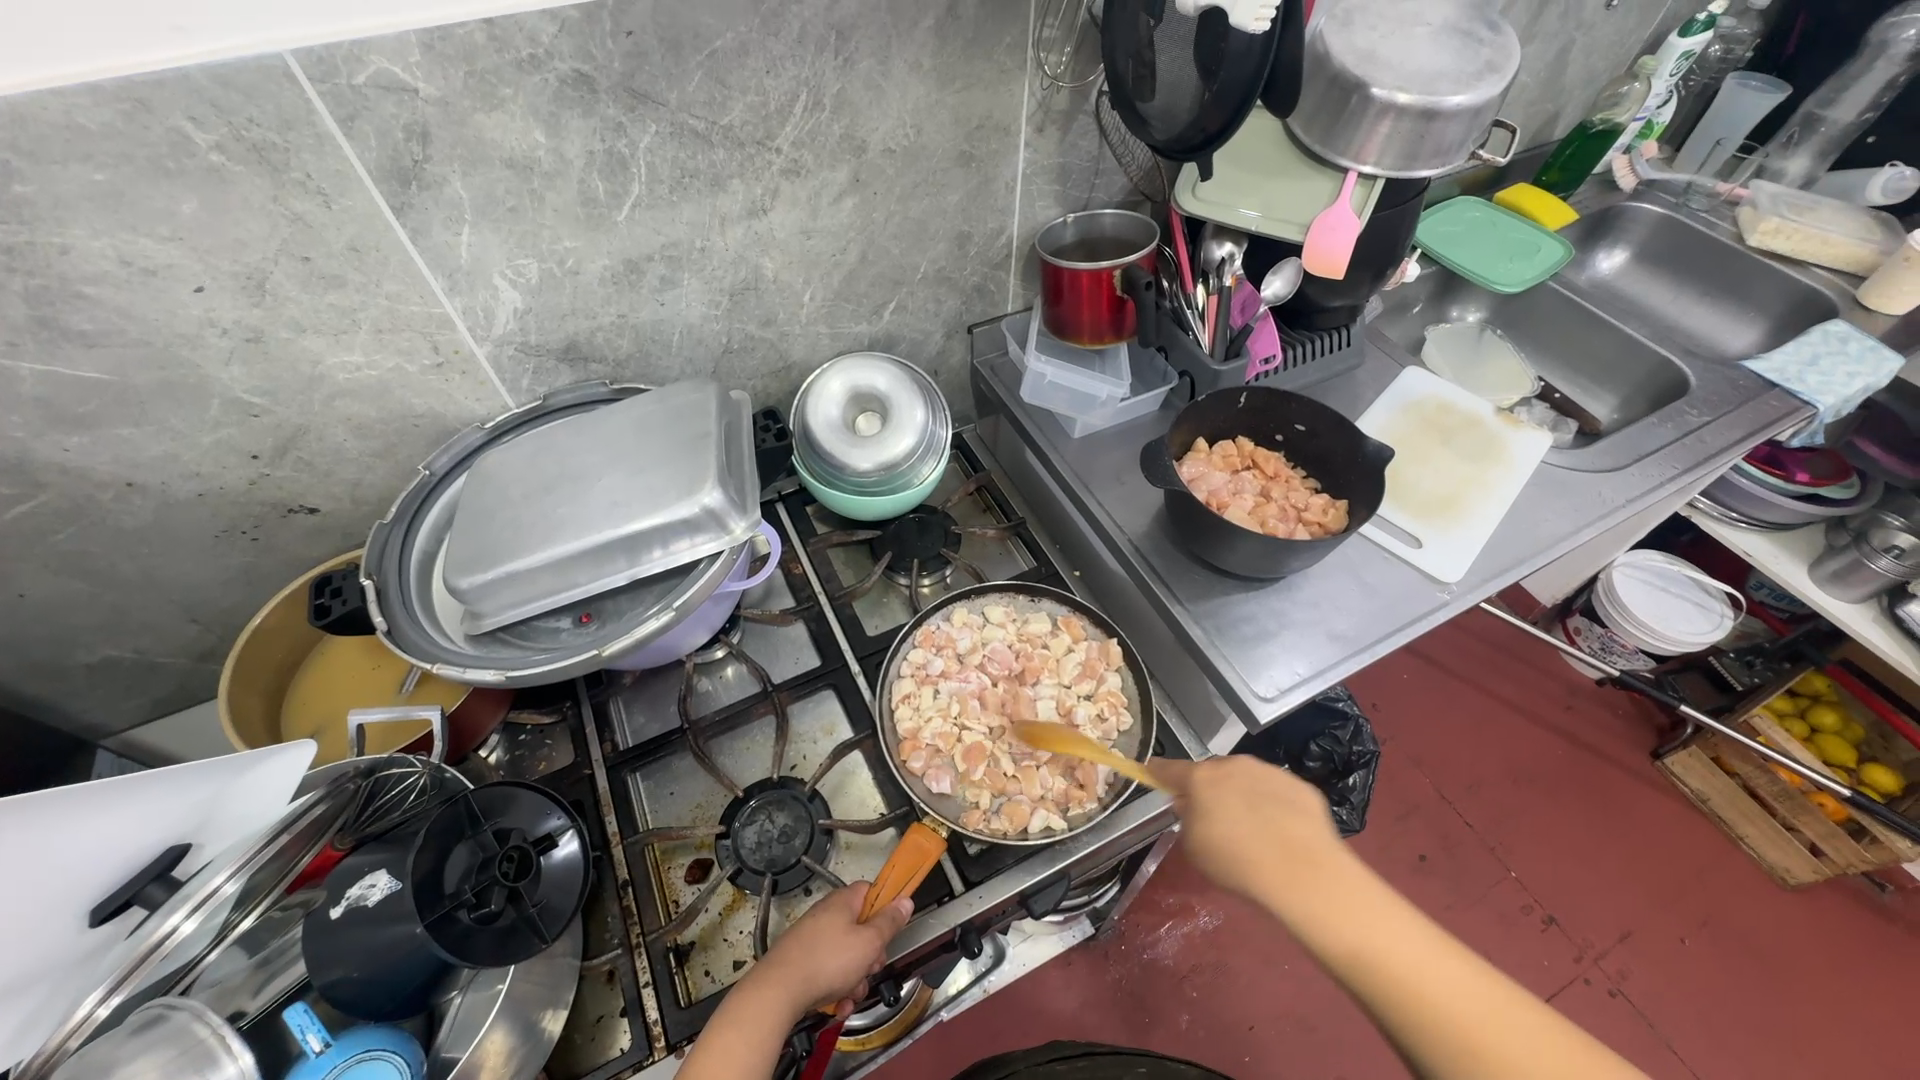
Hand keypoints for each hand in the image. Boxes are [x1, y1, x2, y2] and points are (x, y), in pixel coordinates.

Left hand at [744, 882, 913, 1018]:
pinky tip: (838, 1004)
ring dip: (855, 977)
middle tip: (872, 966)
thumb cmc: (828, 961)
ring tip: (851, 993)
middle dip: (871, 953)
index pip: (870, 890)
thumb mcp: (869, 942)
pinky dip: (836, 988)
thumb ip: (890, 922)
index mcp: (843, 902)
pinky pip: (829, 971)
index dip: (884, 906)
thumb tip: (905, 900)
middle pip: (860, 928)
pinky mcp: (802, 962)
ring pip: (846, 955)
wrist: (778, 992)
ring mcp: (812, 939)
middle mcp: (826, 916)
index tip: (891, 926)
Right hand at [1150, 756, 1342, 902]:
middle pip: (1212, 772)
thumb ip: (1187, 820)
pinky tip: (1281, 832)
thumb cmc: (1237, 863)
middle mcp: (1234, 766)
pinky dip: (1273, 805)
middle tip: (1214, 818)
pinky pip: (1276, 792)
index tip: (1150, 772)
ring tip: (1254, 829)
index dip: (1157, 771)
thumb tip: (1192, 806)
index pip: (1169, 769)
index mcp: (1201, 779)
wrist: (1305, 872)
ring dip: (1242, 795)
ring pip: (1246, 778)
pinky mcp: (1300, 786)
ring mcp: (1269, 772)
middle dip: (1209, 789)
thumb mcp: (1194, 848)